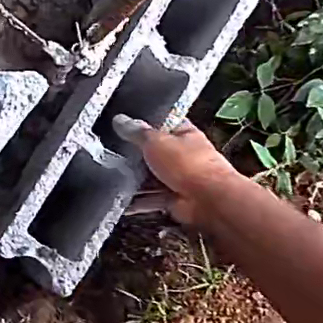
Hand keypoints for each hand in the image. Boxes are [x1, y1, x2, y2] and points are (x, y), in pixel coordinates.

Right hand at [112, 115, 244, 225]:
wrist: (207, 199)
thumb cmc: (190, 164)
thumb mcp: (156, 141)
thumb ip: (137, 132)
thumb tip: (120, 120)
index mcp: (183, 134)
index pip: (162, 125)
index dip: (144, 125)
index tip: (123, 128)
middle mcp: (183, 156)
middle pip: (154, 154)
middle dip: (136, 157)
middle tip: (115, 157)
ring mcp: (179, 178)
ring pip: (151, 178)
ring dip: (136, 181)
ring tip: (116, 179)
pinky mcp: (173, 199)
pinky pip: (151, 199)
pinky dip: (138, 202)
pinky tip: (124, 201)